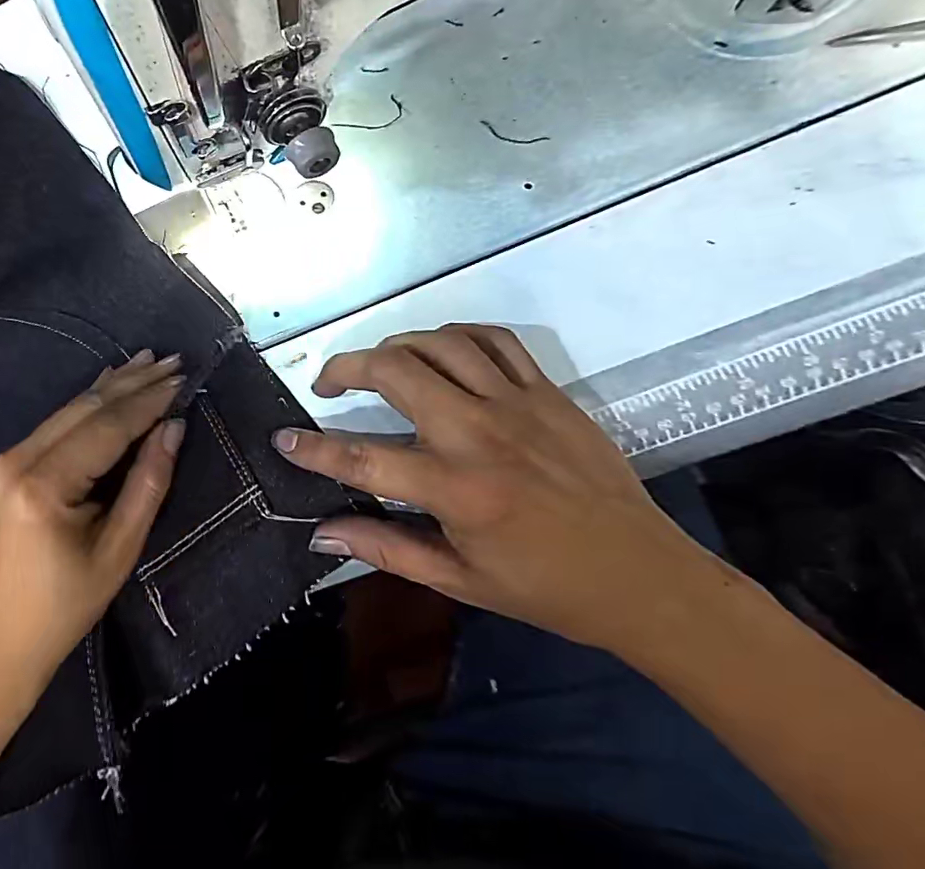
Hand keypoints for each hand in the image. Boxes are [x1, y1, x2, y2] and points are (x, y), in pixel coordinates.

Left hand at [0, 350, 185, 691]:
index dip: (148, 402)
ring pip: (72, 409)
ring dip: (115, 386)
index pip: (108, 428)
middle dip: (134, 383)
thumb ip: (148, 483)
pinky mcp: (10, 464)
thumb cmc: (70, 601)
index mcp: (45, 486)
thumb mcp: (121, 548)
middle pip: (87, 409)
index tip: (183, 380)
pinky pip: (60, 422)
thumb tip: (173, 428)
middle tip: (174, 361)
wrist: (7, 633)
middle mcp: (19, 461)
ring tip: (152, 361)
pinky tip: (113, 382)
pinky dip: (93, 402)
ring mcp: (10, 460)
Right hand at [275, 325, 730, 654]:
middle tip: (330, 385)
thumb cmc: (546, 588)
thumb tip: (322, 533)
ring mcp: (518, 404)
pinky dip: (457, 335)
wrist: (642, 574)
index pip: (363, 459)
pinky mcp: (548, 391)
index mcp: (457, 490)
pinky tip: (441, 350)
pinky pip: (494, 340)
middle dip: (347, 368)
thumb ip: (386, 549)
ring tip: (381, 364)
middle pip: (396, 371)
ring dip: (397, 345)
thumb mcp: (460, 581)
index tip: (283, 438)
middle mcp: (480, 434)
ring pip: (441, 343)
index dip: (313, 449)